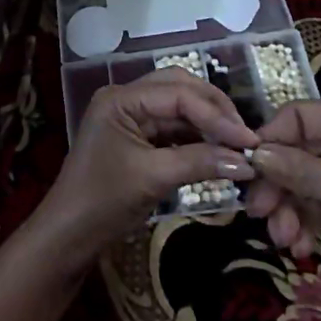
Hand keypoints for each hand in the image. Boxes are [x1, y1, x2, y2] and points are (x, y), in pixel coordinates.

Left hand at [30, 68, 258, 272]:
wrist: (71, 231)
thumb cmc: (104, 199)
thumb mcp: (154, 177)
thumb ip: (201, 162)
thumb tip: (249, 161)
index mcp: (120, 99)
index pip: (178, 93)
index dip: (216, 114)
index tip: (249, 140)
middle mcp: (124, 99)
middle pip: (179, 89)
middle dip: (214, 109)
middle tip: (246, 137)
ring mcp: (130, 117)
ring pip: (178, 108)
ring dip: (208, 124)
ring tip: (239, 146)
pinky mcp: (137, 137)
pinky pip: (173, 128)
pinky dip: (197, 137)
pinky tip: (219, 153)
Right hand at [247, 100, 320, 318]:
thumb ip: (302, 170)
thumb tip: (251, 154)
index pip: (300, 116)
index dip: (270, 137)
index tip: (243, 164)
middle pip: (293, 151)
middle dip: (275, 182)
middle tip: (257, 210)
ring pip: (296, 181)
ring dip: (284, 209)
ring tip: (283, 237)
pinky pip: (308, 205)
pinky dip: (298, 224)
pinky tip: (298, 246)